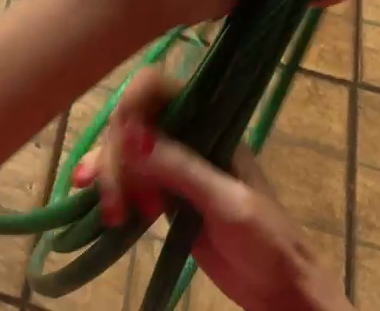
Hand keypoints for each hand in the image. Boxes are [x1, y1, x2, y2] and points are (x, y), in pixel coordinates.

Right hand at [75, 69, 353, 310]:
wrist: (280, 289)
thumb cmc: (266, 239)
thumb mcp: (225, 201)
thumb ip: (179, 166)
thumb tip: (128, 135)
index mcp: (208, 121)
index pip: (158, 88)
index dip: (132, 103)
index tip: (120, 138)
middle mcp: (186, 133)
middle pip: (132, 121)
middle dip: (116, 154)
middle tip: (113, 197)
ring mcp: (172, 163)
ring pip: (124, 150)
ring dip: (109, 175)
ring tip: (111, 212)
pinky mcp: (162, 192)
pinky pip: (127, 179)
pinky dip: (111, 189)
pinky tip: (99, 206)